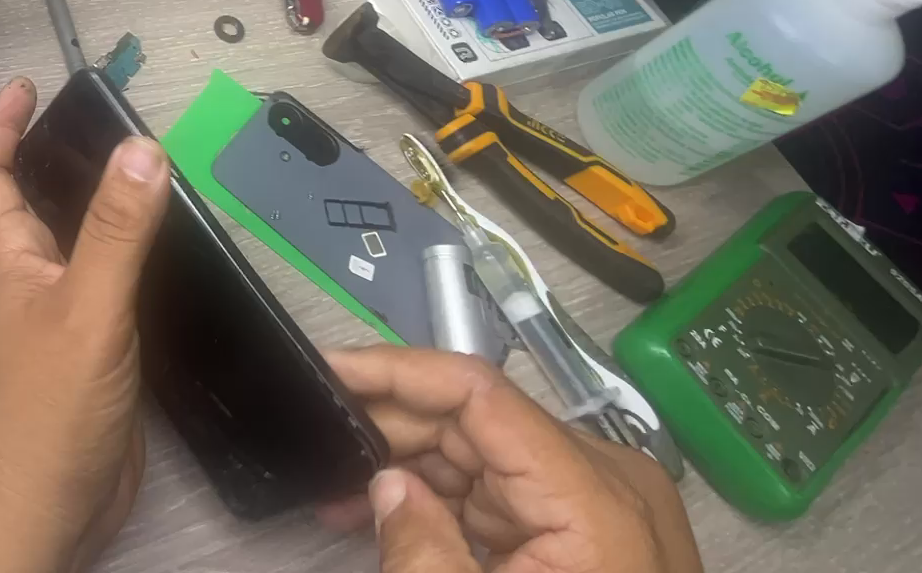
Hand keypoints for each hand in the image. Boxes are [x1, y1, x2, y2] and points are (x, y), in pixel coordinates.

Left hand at [0, 77, 170, 572]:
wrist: (46, 510)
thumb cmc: (48, 408)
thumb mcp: (88, 308)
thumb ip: (117, 231)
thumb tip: (141, 149)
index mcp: (8, 257)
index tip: (25, 86)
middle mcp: (25, 276)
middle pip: (26, 198)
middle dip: (46, 152)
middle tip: (92, 120)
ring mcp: (53, 311)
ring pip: (67, 237)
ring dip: (89, 198)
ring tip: (133, 167)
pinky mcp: (85, 343)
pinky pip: (99, 277)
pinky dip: (120, 248)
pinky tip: (155, 247)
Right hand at [320, 345, 701, 572]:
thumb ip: (421, 551)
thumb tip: (387, 484)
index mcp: (592, 497)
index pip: (477, 392)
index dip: (394, 370)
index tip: (329, 369)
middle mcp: (599, 478)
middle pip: (469, 419)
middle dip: (388, 429)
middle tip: (322, 444)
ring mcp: (591, 502)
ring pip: (472, 450)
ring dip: (404, 466)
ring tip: (338, 492)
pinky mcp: (578, 527)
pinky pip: (490, 488)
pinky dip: (436, 498)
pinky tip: (383, 512)